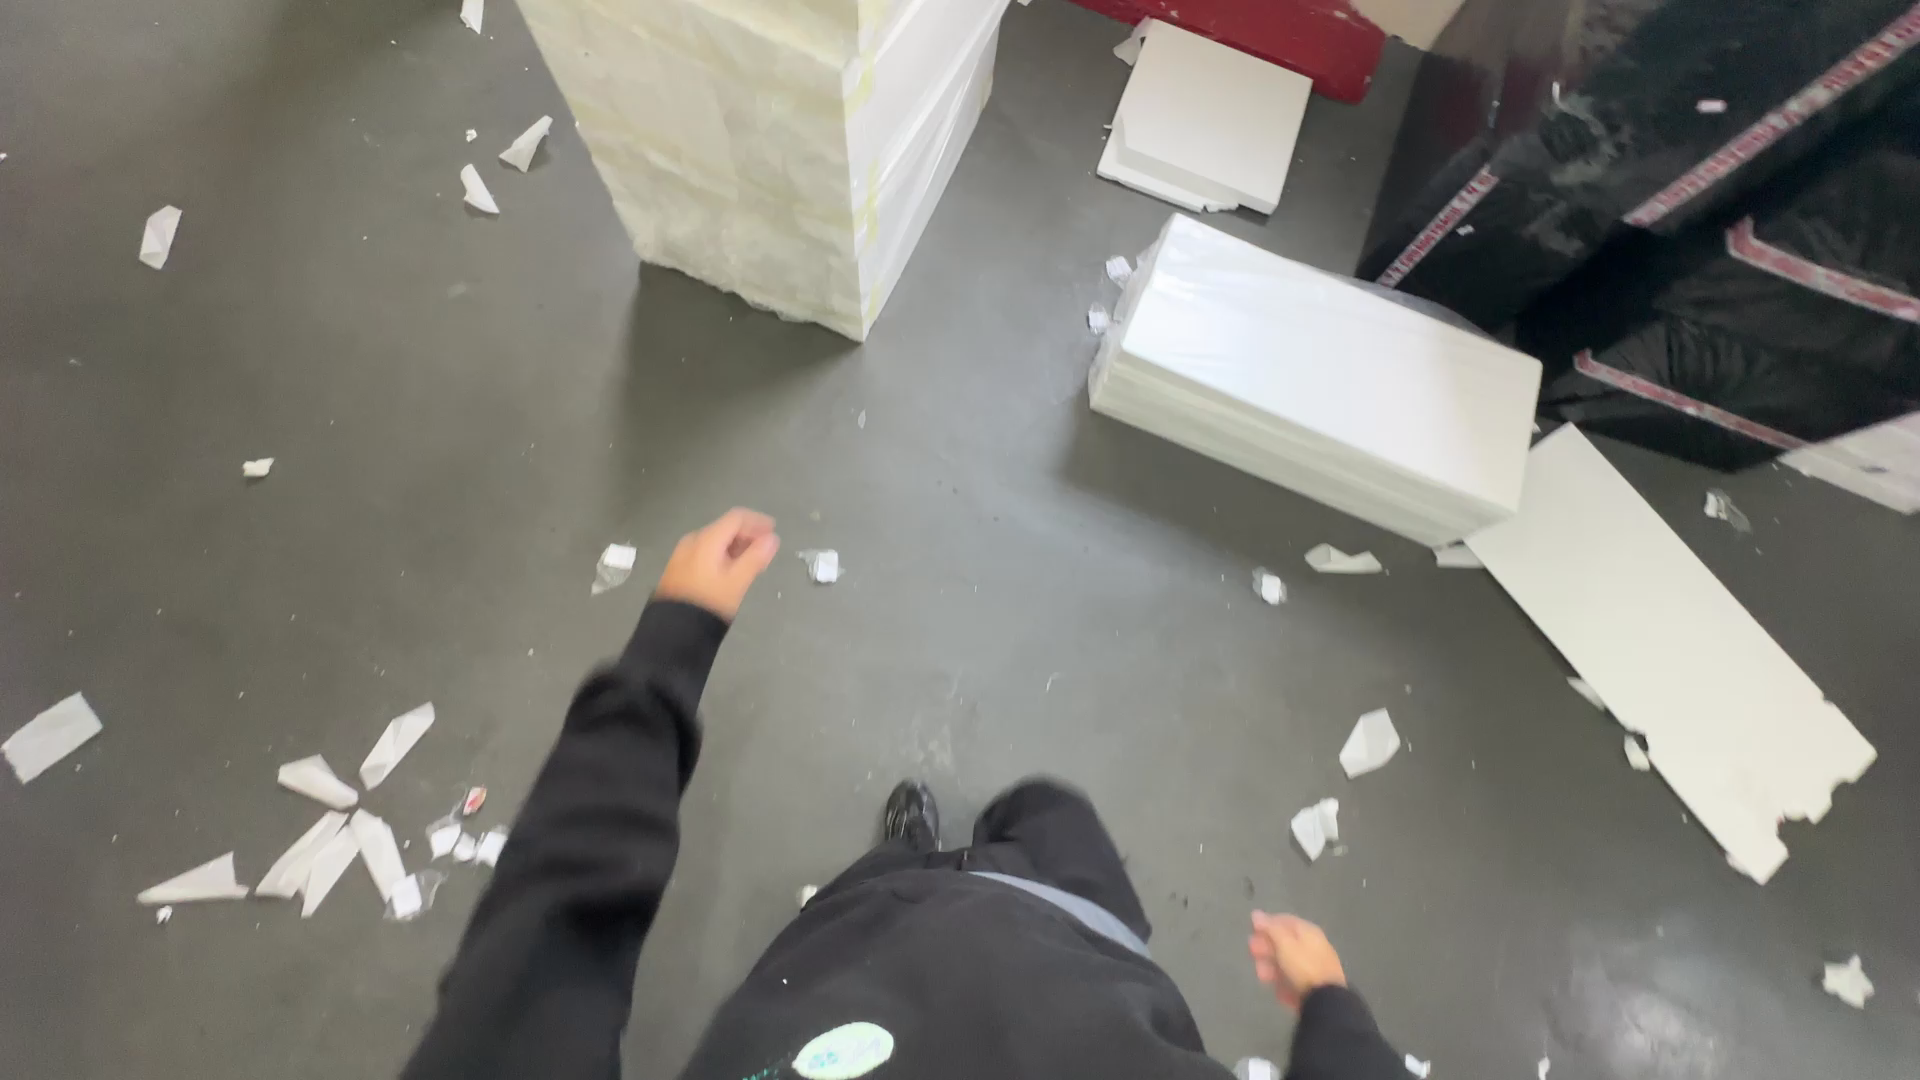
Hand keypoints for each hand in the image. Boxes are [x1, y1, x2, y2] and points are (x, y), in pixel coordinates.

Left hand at [652, 508, 780, 619]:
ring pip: (716, 541)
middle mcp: (693, 540)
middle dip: (748, 535)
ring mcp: (683, 553)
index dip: (757, 521)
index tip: (773, 531)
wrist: (674, 629)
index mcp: (707, 539)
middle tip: (765, 549)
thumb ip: (756, 557)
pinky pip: (706, 552)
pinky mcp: (679, 567)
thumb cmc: (710, 602)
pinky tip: (732, 569)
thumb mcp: (738, 581)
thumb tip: (772, 539)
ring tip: (752, 562)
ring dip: (736, 546)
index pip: (736, 518)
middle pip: (725, 528)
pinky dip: (723, 554)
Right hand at [1248, 911, 1346, 1010]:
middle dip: (1266, 948)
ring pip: (1288, 962)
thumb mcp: (1283, 943)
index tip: (1252, 932)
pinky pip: (1294, 979)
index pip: (1283, 920)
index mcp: (1308, 931)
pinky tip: (1279, 990)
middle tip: (1253, 954)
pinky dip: (1284, 982)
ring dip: (1271, 967)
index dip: (1266, 924)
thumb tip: (1256, 914)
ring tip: (1263, 976)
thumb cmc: (1303, 966)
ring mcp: (1315, 967)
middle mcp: (1313, 946)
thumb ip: (1269, 927)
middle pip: (1284, 942)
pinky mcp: (1314, 986)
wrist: (1326, 1002)